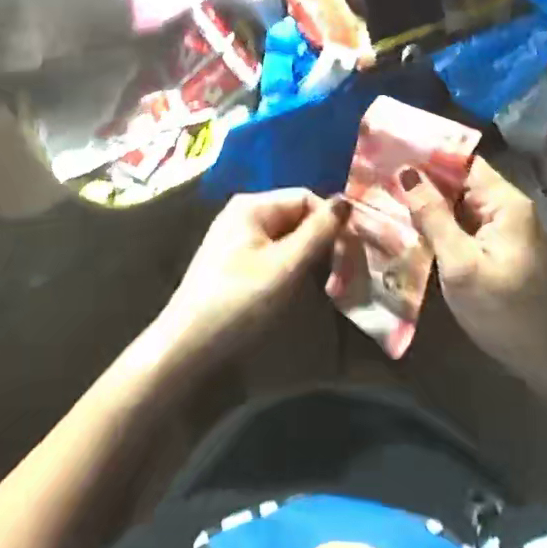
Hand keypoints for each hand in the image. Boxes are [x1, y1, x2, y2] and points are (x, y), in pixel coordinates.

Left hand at [150, 190, 346, 367]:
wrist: (190, 348)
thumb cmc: (238, 302)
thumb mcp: (284, 266)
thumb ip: (318, 233)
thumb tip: (347, 202)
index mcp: (251, 206)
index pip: (308, 199)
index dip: (334, 224)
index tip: (357, 257)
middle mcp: (244, 217)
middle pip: (299, 220)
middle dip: (327, 244)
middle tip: (351, 277)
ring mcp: (239, 242)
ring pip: (291, 242)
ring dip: (315, 262)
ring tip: (336, 290)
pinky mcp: (238, 268)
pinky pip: (277, 259)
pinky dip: (297, 272)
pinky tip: (308, 295)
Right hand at [394, 159, 546, 386]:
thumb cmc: (506, 312)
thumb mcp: (461, 265)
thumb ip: (433, 216)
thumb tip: (406, 172)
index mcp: (505, 203)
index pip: (461, 161)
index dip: (425, 154)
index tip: (384, 151)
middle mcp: (507, 208)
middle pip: (457, 180)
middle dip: (417, 178)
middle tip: (372, 177)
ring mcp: (503, 230)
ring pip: (456, 203)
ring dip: (423, 202)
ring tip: (379, 198)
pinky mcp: (497, 250)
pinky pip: (461, 224)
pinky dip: (435, 223)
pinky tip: (405, 227)